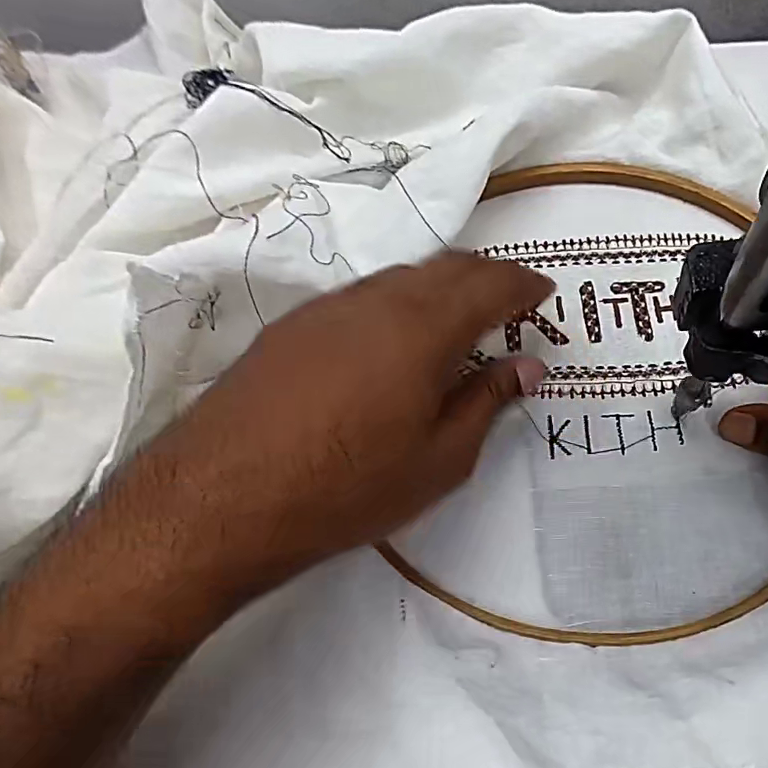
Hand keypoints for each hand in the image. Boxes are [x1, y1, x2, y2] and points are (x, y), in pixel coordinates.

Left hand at [104, 252, 550, 613]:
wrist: (223, 499)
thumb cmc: (349, 488)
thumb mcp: (439, 461)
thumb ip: (487, 403)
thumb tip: (527, 366)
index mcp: (422, 328)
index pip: (489, 284)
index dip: (523, 286)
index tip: (544, 294)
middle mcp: (375, 300)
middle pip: (444, 268)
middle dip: (485, 278)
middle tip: (508, 306)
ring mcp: (326, 309)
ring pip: (399, 279)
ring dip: (438, 291)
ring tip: (455, 327)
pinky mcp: (291, 327)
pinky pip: (361, 299)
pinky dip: (396, 307)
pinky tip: (392, 347)